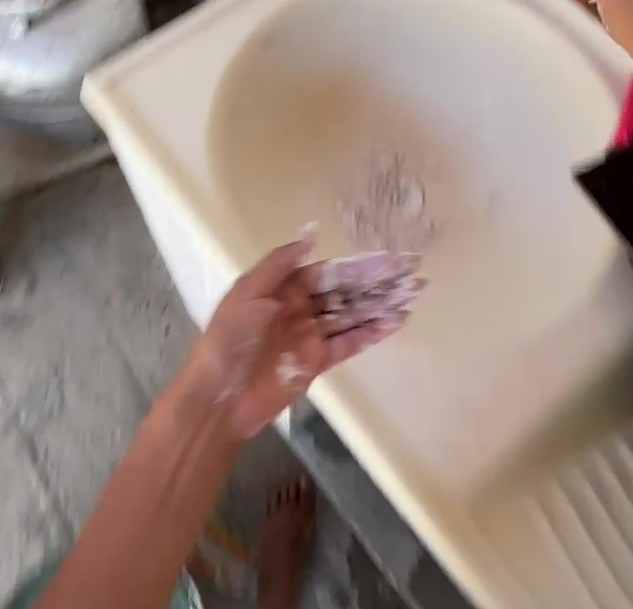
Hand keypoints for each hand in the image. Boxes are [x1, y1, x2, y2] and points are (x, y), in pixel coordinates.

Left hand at [182, 228, 423, 441]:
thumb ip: (280, 263)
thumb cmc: (229, 338)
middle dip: (379, 281)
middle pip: (347, 291)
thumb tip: (312, 235)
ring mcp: (311, 336)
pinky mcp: (317, 362)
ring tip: (413, 294)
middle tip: (413, 271)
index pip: (330, 271)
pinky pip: (350, 343)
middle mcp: (302, 308)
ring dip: (382, 304)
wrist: (218, 395)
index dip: (360, 265)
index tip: (389, 258)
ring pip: (353, 315)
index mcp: (284, 288)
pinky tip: (395, 322)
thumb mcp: (248, 291)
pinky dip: (372, 333)